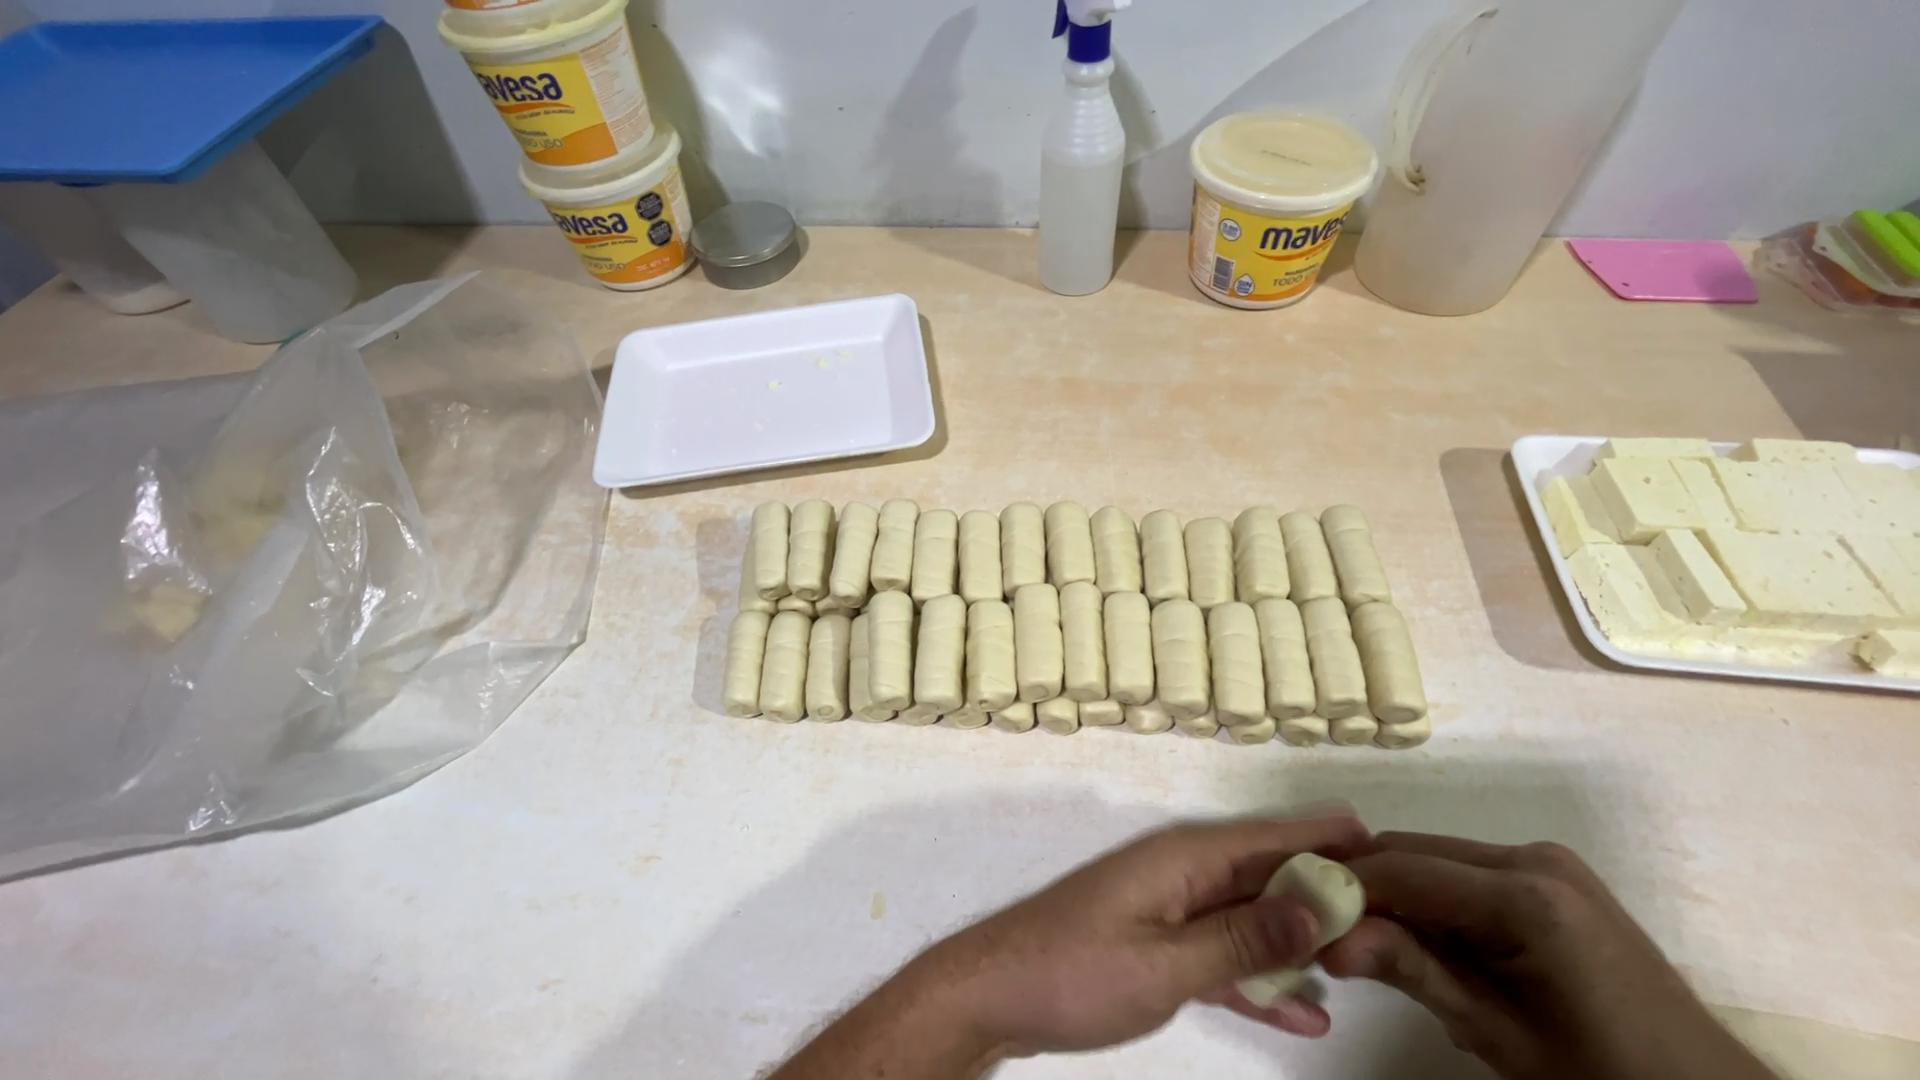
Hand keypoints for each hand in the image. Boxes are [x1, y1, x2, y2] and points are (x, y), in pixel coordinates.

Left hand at [913, 811, 1372, 1056]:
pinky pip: (1221, 955)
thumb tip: (1319, 904)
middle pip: (1264, 877)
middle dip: (1324, 896)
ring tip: (1362, 967)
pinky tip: (1303, 1012)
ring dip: (1297, 944)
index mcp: (1182, 860)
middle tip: (1394, 921)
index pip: (1268, 838)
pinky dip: (1258, 980)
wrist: (994, 996)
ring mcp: (1167, 911)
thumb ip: (1243, 938)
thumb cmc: (1075, 973)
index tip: (1385, 845)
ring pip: (1248, 919)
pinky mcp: (1155, 946)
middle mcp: (1180, 875)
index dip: (1325, 838)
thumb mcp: (1167, 964)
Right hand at [1319, 833, 1776, 1079]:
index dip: (1342, 889)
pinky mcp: (1551, 875)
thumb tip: (1328, 942)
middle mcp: (1533, 857)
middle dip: (1365, 888)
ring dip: (1396, 894)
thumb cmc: (1601, 1075)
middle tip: (1327, 932)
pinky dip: (1431, 898)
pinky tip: (1427, 941)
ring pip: (1433, 858)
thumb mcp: (1499, 1035)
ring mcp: (1546, 861)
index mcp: (1527, 896)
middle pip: (1413, 852)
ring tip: (1372, 943)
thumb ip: (1413, 973)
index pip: (1401, 870)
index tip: (1298, 915)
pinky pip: (1465, 870)